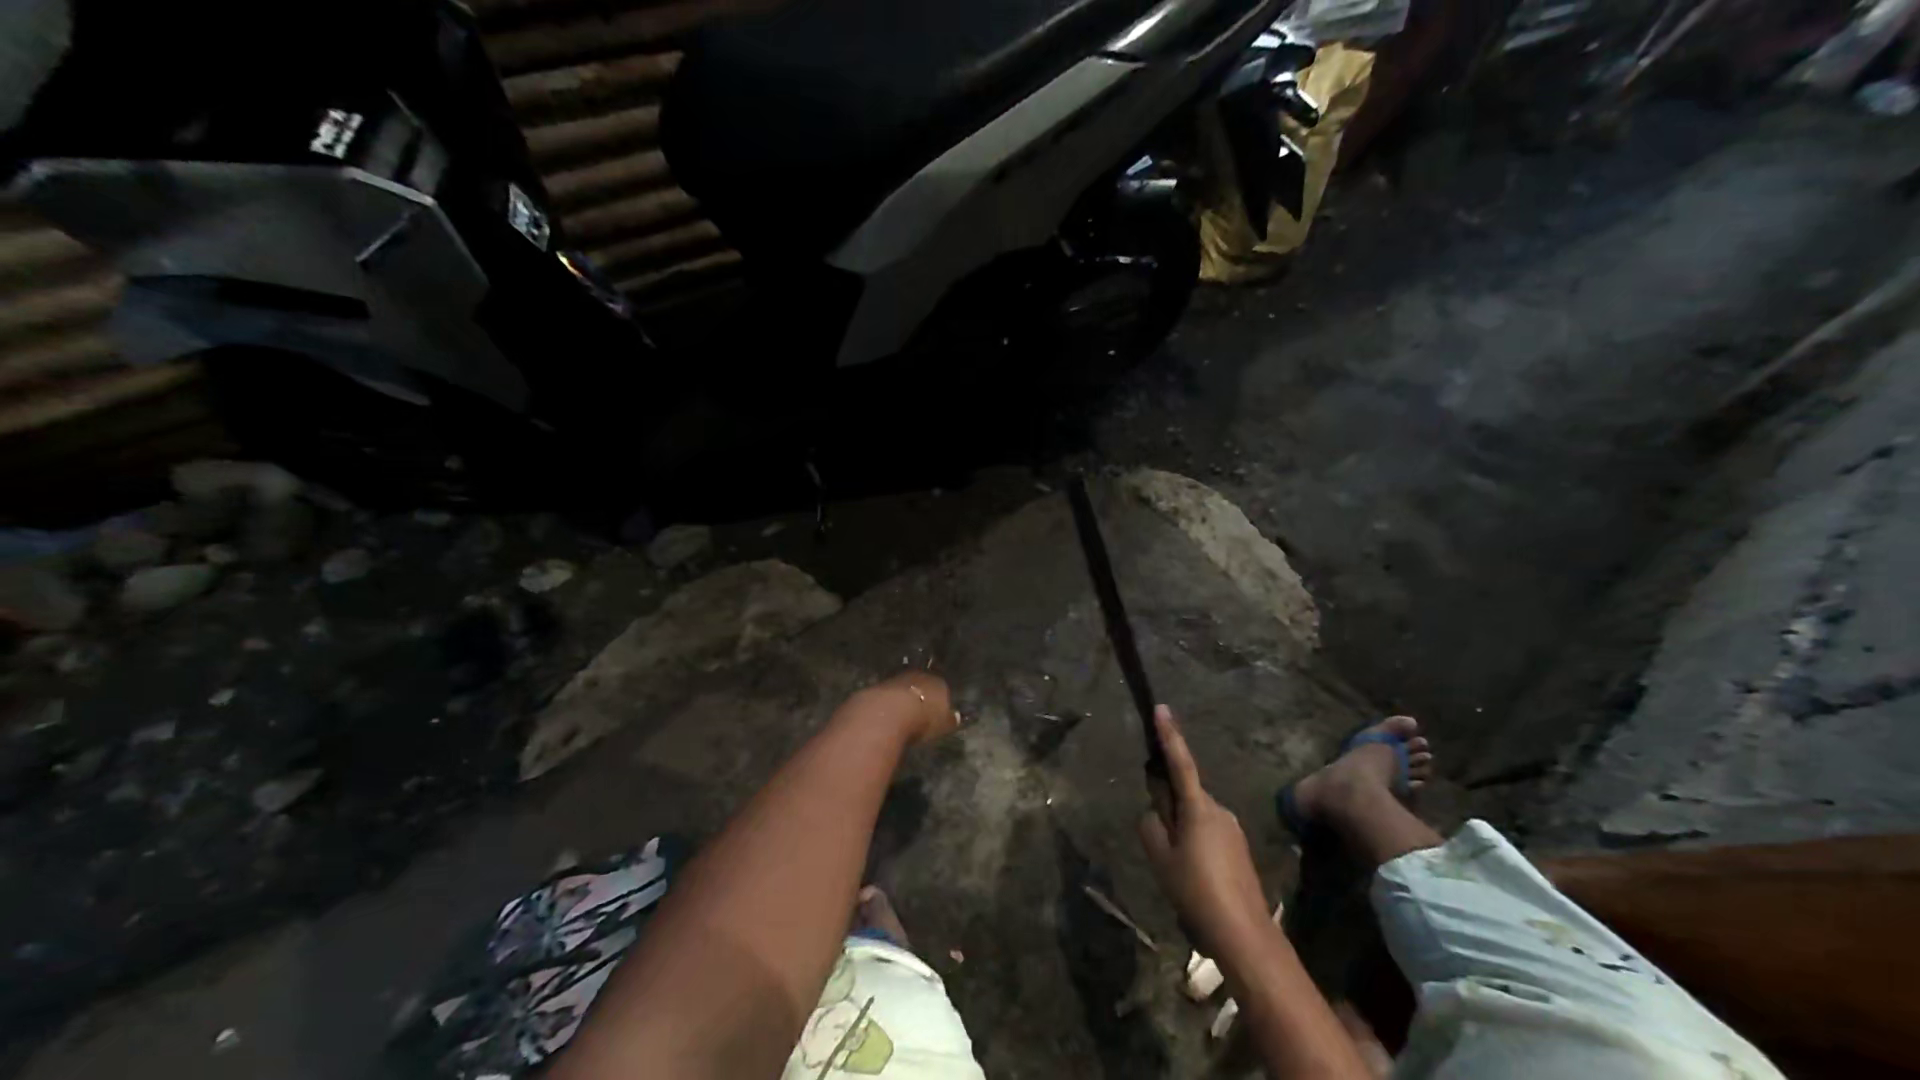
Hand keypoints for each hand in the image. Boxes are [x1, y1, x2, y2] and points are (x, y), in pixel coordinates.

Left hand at [855, 671, 961, 746]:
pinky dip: (888, 702)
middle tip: (918, 711)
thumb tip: (955, 716)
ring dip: (903, 697)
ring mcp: (897, 678)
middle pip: (922, 684)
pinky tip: (886, 714)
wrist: (888, 712)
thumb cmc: (923, 719)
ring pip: (904, 687)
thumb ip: (950, 719)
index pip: (942, 687)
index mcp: (939, 682)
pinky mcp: (878, 685)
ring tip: (901, 715)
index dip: (939, 699)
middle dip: (920, 695)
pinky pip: (888, 694)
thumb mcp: (944, 725)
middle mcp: (919, 674)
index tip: (935, 711)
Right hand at [1138, 706, 1270, 955]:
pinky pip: (1208, 833)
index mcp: (1198, 808)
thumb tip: (1155, 813)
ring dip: (1182, 830)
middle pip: (1184, 795)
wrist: (1245, 933)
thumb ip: (1151, 827)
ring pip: (1195, 817)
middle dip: (1168, 807)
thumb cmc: (1197, 891)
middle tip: (1161, 844)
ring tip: (1178, 871)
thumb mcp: (1161, 858)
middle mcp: (1219, 810)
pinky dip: (1195, 845)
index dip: (1169, 735)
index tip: (1161, 708)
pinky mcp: (1239, 847)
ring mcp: (1232, 829)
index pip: (1180, 763)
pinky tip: (1194, 878)